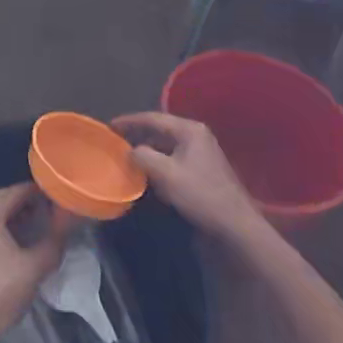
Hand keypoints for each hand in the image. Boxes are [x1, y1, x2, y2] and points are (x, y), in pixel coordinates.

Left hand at [0, 184, 72, 342]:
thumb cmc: (2, 291)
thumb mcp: (35, 267)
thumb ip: (54, 241)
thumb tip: (69, 221)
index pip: (13, 192)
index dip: (35, 190)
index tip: (55, 192)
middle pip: (0, 201)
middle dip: (24, 201)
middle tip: (48, 206)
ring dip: (14, 215)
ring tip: (38, 221)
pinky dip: (4, 228)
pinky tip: (19, 242)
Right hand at [113, 111, 264, 240]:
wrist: (234, 224)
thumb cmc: (199, 194)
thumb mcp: (164, 173)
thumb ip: (142, 156)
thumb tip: (130, 151)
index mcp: (189, 130)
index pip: (152, 118)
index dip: (128, 121)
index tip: (108, 126)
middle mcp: (197, 135)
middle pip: (160, 129)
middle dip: (137, 134)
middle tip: (115, 140)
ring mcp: (202, 152)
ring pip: (166, 144)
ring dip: (147, 149)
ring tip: (127, 155)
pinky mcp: (202, 168)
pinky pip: (173, 156)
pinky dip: (158, 160)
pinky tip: (147, 171)